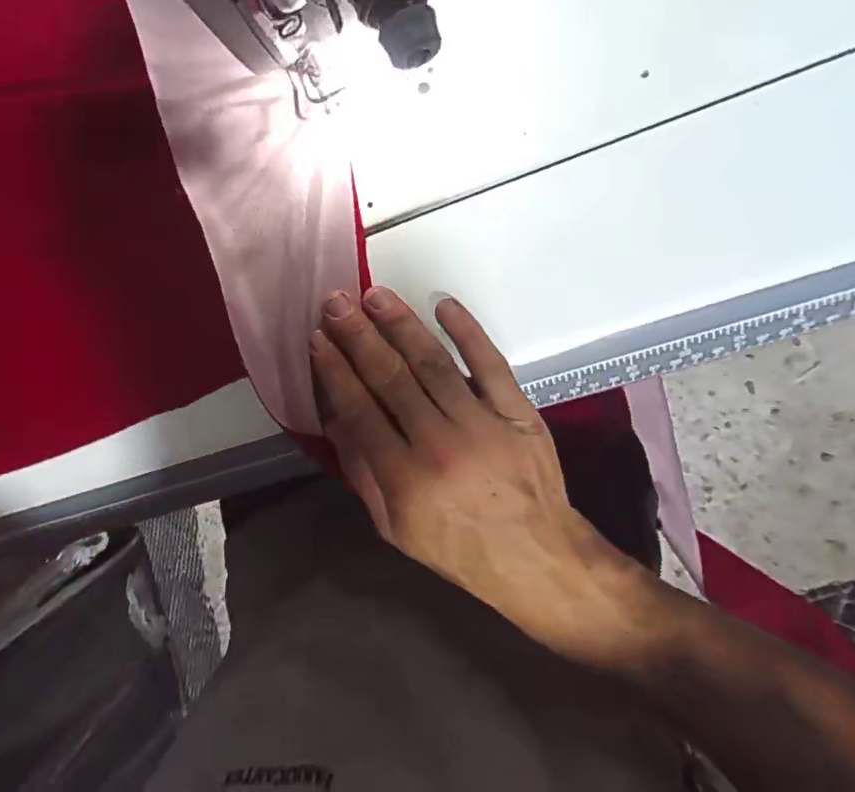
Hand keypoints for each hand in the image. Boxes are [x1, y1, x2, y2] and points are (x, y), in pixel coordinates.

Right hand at [311, 287, 667, 669]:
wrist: (537, 560)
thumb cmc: (455, 546)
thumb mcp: (392, 525)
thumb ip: (361, 469)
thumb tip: (336, 414)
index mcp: (405, 479)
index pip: (359, 410)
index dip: (334, 370)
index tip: (318, 337)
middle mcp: (441, 446)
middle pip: (391, 378)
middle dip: (358, 336)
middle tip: (336, 302)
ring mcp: (483, 425)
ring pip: (434, 363)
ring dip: (401, 324)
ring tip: (375, 295)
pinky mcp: (518, 412)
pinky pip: (490, 364)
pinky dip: (467, 331)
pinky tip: (443, 305)